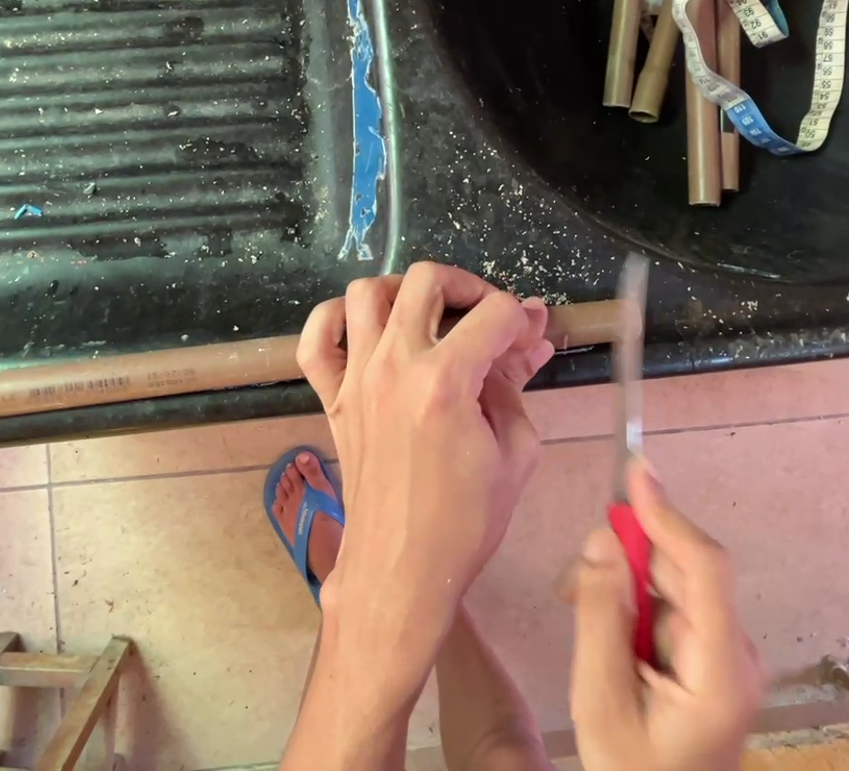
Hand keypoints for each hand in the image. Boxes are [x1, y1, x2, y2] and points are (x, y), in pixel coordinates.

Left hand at [296, 262, 552, 636]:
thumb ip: (517, 384)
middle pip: (426, 280)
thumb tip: (531, 337)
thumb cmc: (467, 520)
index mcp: (445, 381)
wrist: (401, 569)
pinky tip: (364, 332)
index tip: (528, 338)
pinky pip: (316, 339)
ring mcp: (355, 377)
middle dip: (468, 287)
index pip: (495, 313)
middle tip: (485, 318)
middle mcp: (394, 365)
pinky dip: (335, 321)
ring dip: (403, 292)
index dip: (522, 319)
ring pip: (367, 293)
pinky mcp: (332, 397)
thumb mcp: (515, 452)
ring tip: (429, 317)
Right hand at [569, 462, 764, 770]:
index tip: (634, 472)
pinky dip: (632, 599)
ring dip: (623, 580)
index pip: (706, 569)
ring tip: (577, 607)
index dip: (669, 515)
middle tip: (569, 583)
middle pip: (683, 569)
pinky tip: (603, 624)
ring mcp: (726, 652)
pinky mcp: (710, 654)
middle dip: (626, 556)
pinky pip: (669, 602)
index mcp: (720, 670)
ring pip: (671, 580)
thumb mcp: (598, 699)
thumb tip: (601, 540)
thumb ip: (600, 616)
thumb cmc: (629, 769)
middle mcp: (735, 651)